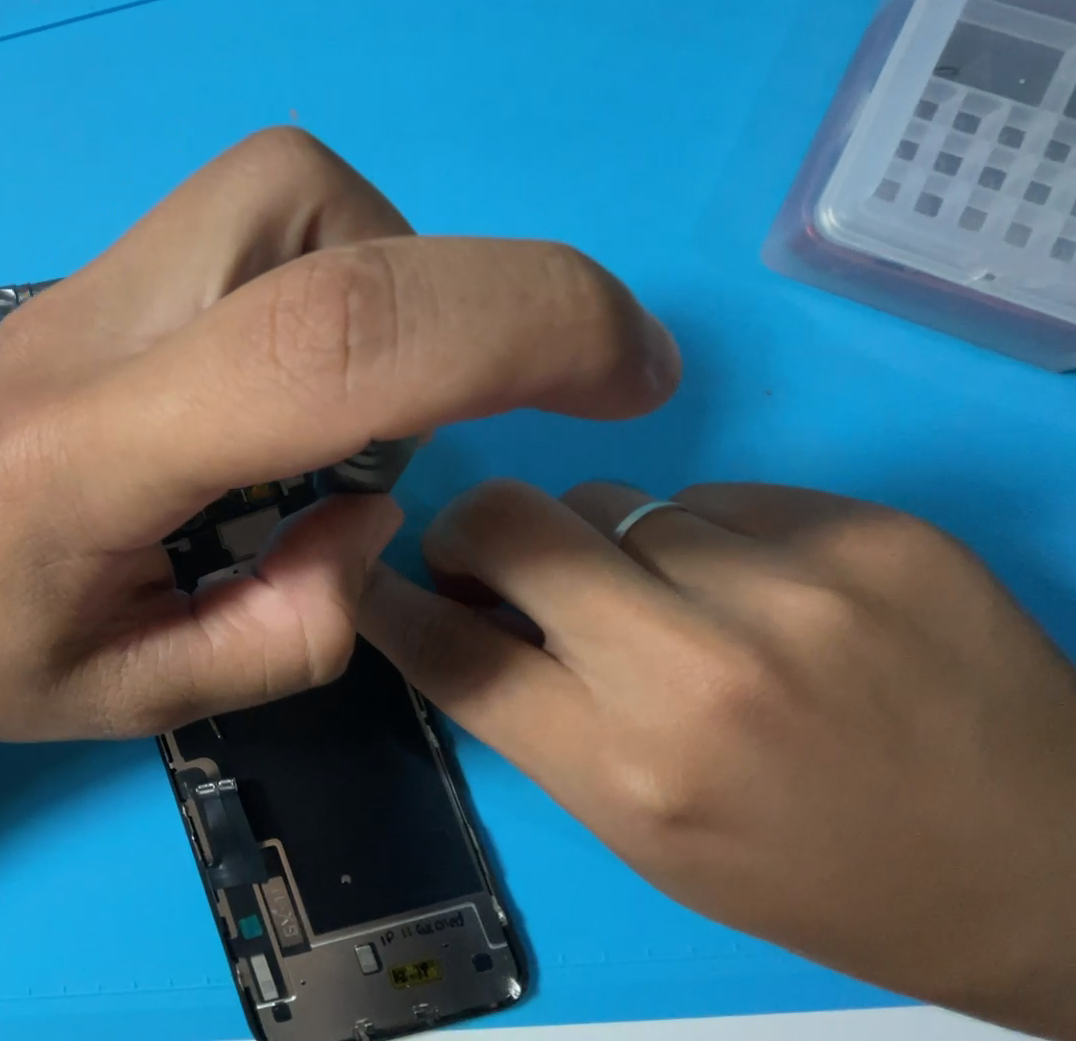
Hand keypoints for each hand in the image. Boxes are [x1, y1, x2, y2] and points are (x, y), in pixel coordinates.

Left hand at [0, 128, 677, 746]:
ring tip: (342, 409)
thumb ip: (295, 622)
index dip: (518, 327)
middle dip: (442, 283)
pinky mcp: (70, 291)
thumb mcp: (144, 701)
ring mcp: (68, 295)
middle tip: (438, 408)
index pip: (327, 334)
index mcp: (90, 455)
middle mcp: (81, 336)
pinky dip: (309, 280)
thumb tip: (372, 514)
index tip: (628, 375)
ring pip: (274, 187)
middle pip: (302, 197)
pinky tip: (271, 388)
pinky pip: (229, 226)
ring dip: (368, 275)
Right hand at [363, 480, 1075, 1037]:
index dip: (385, 601)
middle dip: (476, 531)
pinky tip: (760, 590)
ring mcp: (794, 587)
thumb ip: (528, 711)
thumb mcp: (635, 825)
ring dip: (602, 544)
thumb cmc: (802, 866)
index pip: (451, 654)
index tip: (359, 572)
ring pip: (608, 500)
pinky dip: (701, 536)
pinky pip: (710, 496)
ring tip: (668, 601)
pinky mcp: (871, 531)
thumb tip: (453, 607)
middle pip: (509, 525)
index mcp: (627, 768)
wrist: (1056, 869)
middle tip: (494, 559)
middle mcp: (698, 670)